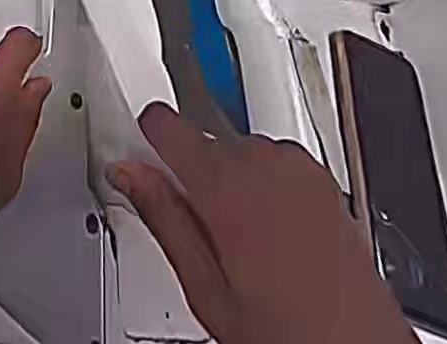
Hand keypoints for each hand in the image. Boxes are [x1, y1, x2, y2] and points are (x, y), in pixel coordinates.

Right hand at [112, 103, 419, 343]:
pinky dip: (267, 184)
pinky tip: (277, 235)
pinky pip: (274, 161)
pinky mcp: (319, 172)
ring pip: (238, 152)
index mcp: (225, 182)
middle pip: (203, 142)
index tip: (142, 155)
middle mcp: (261, 158)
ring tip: (249, 246)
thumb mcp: (205, 287)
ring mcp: (295, 163)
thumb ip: (161, 214)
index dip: (147, 138)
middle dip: (195, 177)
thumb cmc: (290, 333)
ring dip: (233, 181)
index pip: (164, 122)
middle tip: (207, 236)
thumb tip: (127, 172)